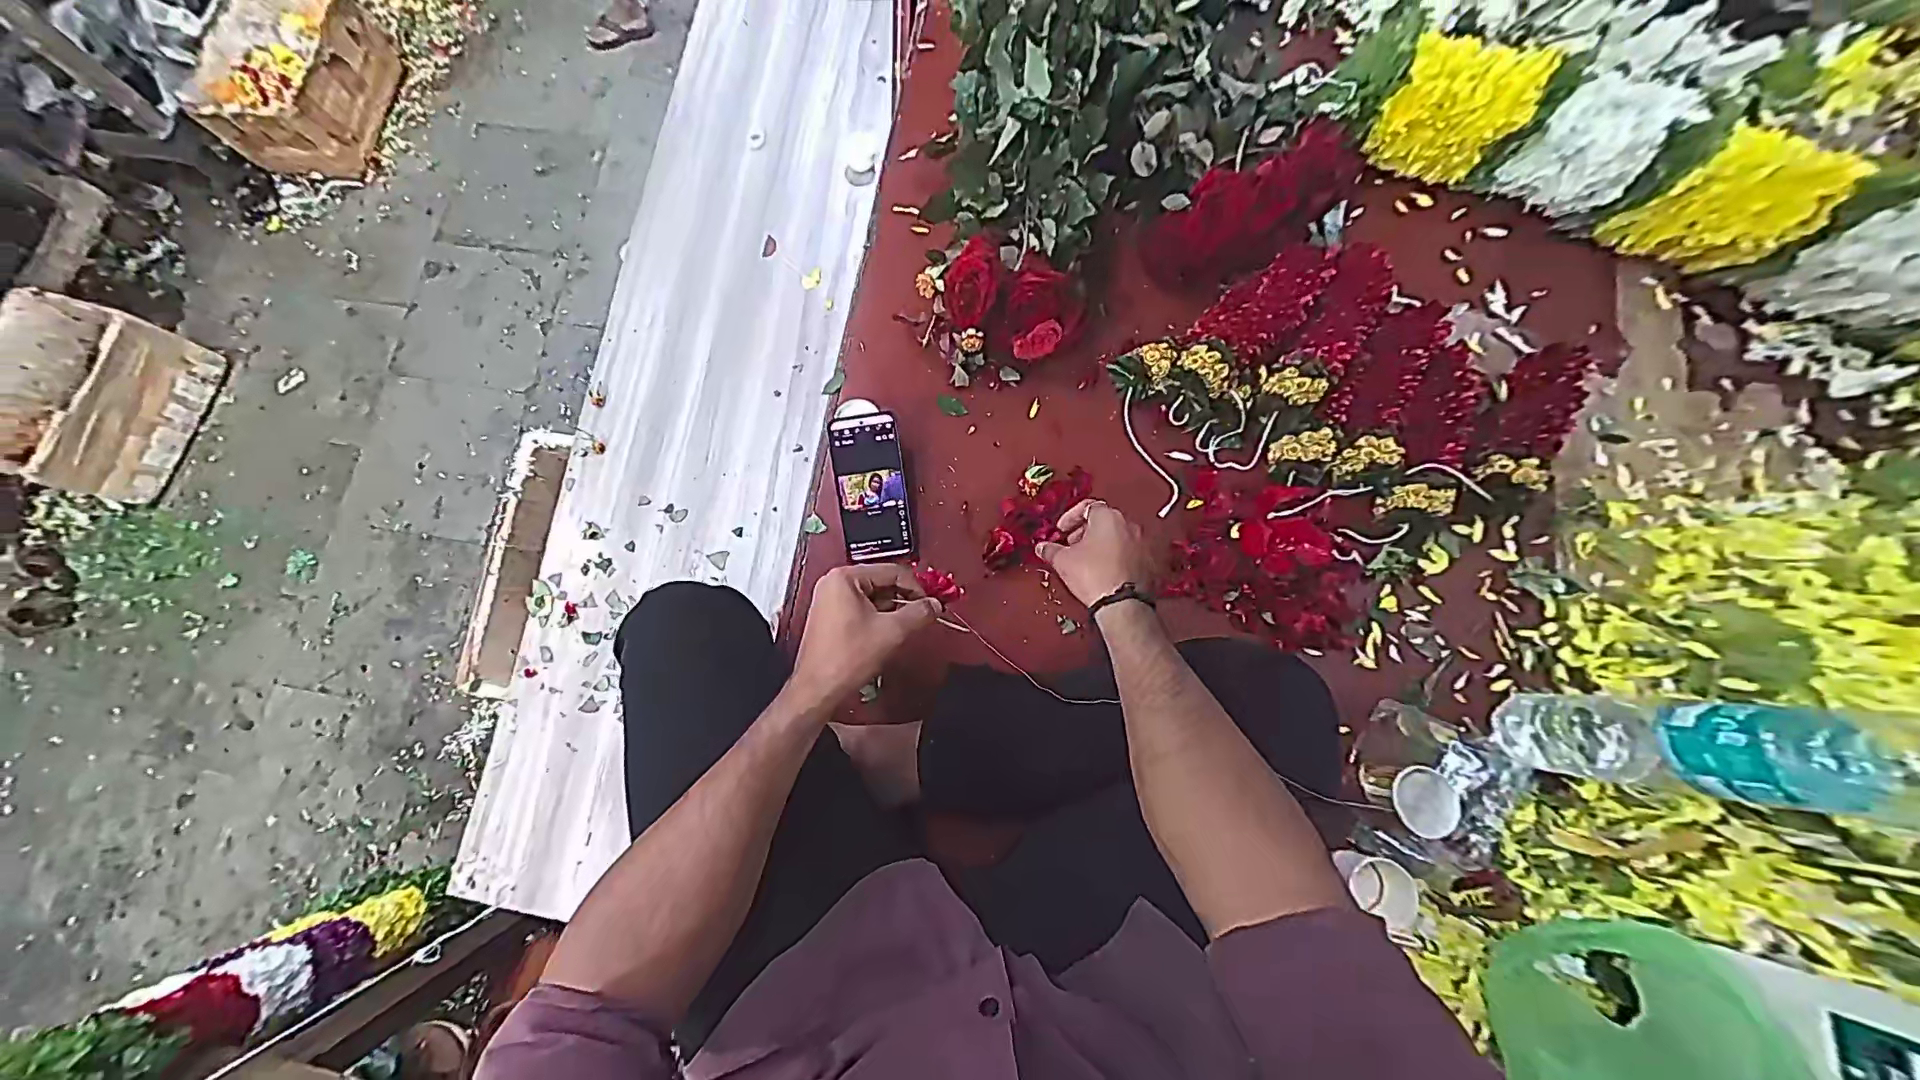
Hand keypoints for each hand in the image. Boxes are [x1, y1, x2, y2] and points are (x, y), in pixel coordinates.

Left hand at [788, 564, 941, 710]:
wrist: (819, 688)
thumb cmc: (845, 658)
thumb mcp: (892, 631)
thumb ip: (919, 613)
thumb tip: (934, 604)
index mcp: (845, 578)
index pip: (892, 571)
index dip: (916, 587)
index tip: (930, 602)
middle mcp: (834, 584)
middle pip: (882, 582)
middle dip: (904, 599)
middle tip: (923, 613)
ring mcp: (830, 601)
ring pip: (873, 597)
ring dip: (893, 610)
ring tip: (908, 626)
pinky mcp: (831, 617)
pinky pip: (862, 609)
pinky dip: (879, 618)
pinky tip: (890, 633)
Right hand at [1034, 499, 1155, 608]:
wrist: (1121, 603)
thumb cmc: (1094, 576)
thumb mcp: (1063, 560)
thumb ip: (1051, 549)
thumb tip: (1043, 547)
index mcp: (1108, 517)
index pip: (1087, 506)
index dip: (1070, 517)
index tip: (1062, 529)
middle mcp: (1128, 525)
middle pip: (1103, 520)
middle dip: (1084, 531)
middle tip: (1071, 544)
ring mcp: (1141, 543)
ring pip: (1117, 536)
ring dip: (1100, 543)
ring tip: (1086, 559)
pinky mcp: (1148, 561)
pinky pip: (1128, 552)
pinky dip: (1114, 556)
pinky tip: (1102, 570)